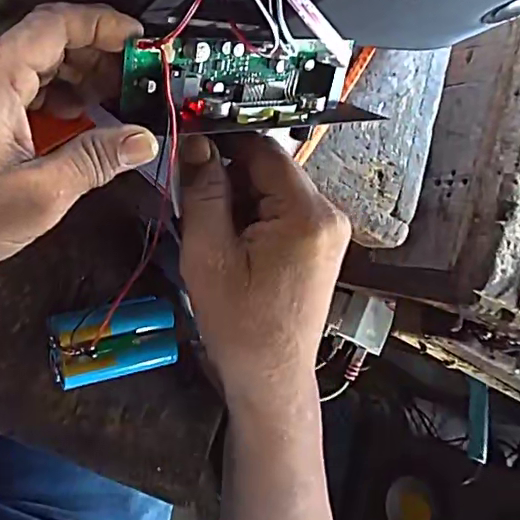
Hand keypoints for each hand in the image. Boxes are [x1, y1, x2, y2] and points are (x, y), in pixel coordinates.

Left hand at [0, 3, 159, 326]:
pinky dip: (64, 93)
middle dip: (101, 50)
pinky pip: (30, 87)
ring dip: (85, 72)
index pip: (57, 24)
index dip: (105, 24)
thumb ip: (96, 159)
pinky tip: (86, 115)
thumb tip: (142, 140)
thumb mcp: (41, 194)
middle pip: (53, 38)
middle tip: (141, 72)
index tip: (141, 40)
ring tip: (121, 94)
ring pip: (43, 61)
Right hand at [178, 132, 350, 421]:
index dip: (223, 143)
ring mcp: (328, 230)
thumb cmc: (242, 326)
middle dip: (230, 179)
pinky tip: (235, 245)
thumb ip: (202, 193)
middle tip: (197, 205)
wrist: (270, 377)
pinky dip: (254, 217)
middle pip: (269, 168)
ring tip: (218, 236)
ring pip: (272, 189)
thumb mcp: (208, 255)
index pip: (263, 149)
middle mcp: (328, 215)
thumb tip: (196, 144)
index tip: (191, 148)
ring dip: (239, 200)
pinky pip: (281, 210)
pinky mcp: (319, 243)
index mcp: (307, 214)